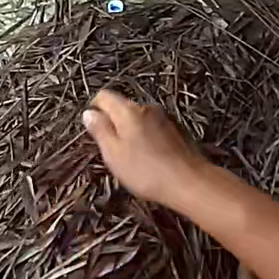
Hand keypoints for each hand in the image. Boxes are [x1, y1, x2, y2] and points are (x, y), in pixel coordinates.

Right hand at [82, 89, 209, 205]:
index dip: (95, 110)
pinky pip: (153, 128)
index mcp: (128, 110)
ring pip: (138, 119)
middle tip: (111, 150)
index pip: (104, 96)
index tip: (93, 129)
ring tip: (131, 158)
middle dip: (113, 124)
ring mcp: (164, 118)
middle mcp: (147, 108)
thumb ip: (100, 130)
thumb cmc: (146, 170)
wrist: (188, 182)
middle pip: (122, 107)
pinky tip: (149, 159)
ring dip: (131, 132)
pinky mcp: (176, 130)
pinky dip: (146, 139)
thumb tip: (89, 113)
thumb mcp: (113, 153)